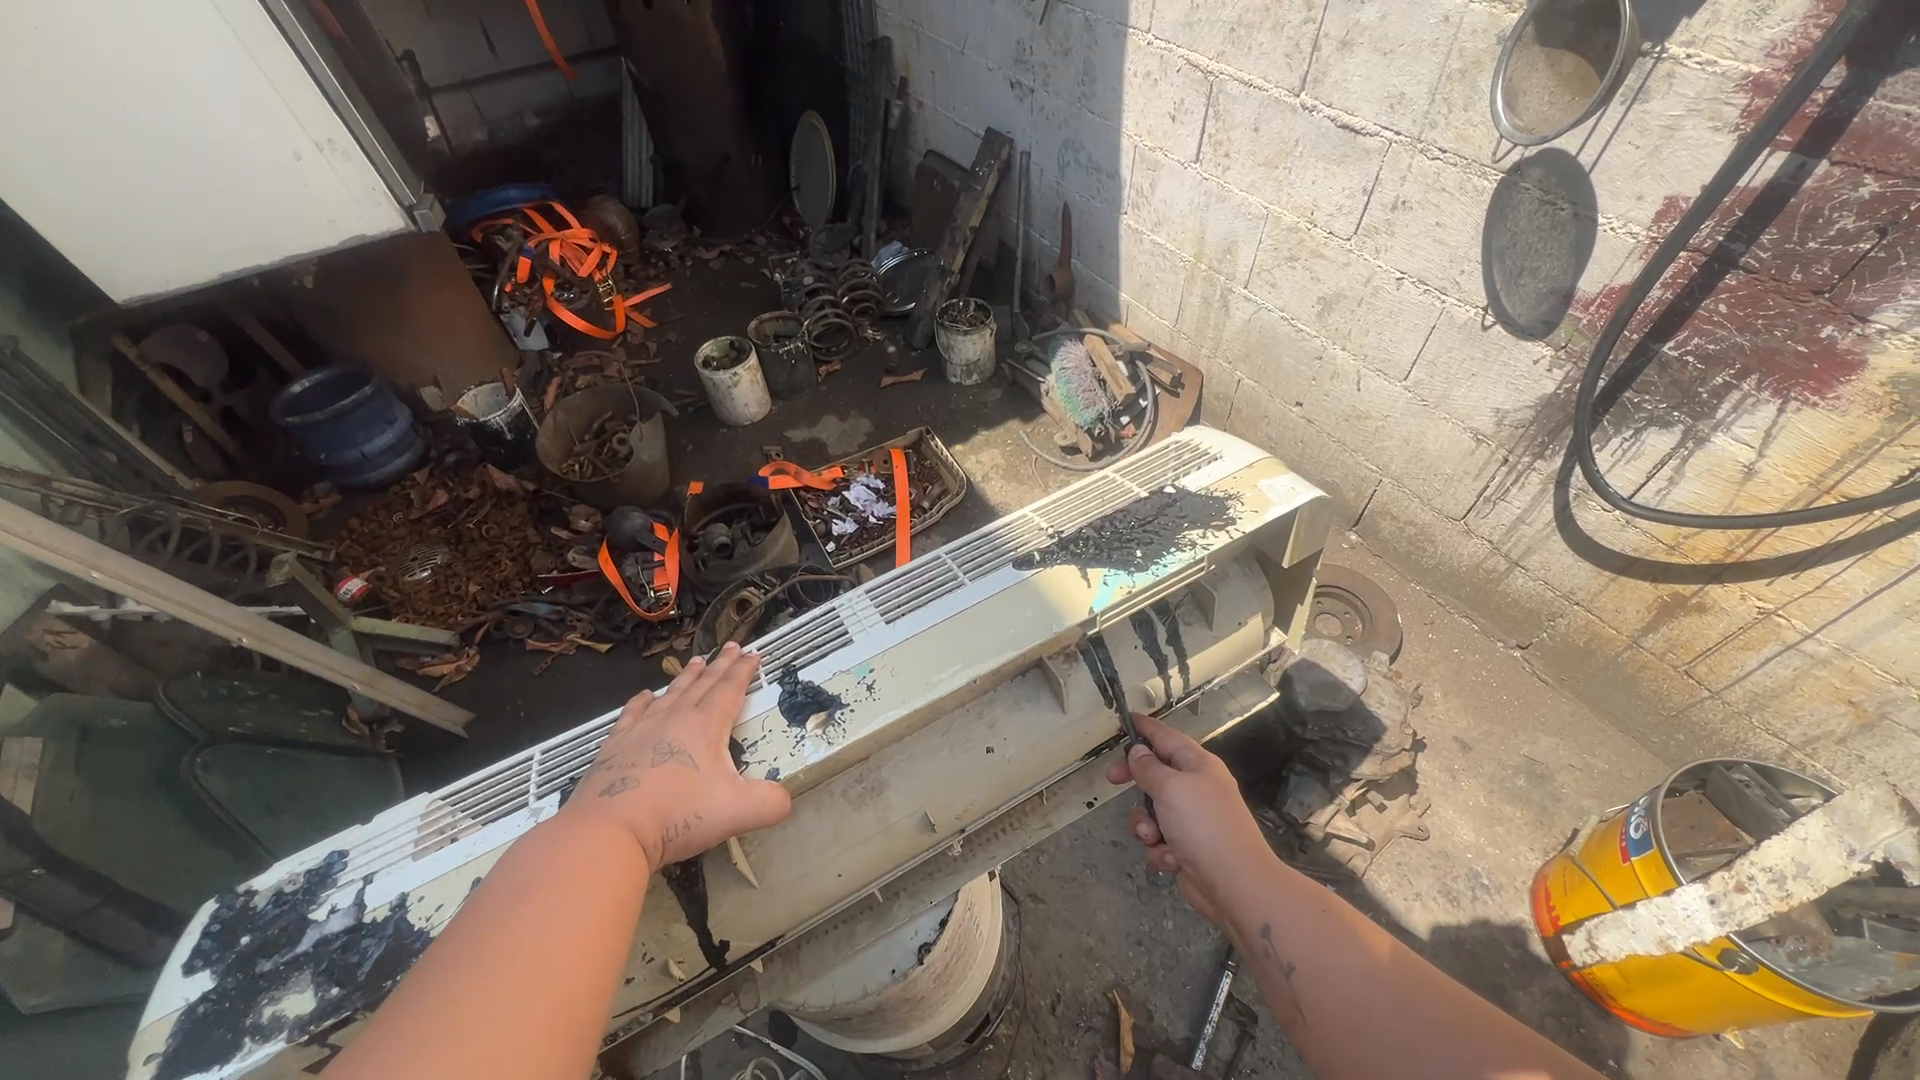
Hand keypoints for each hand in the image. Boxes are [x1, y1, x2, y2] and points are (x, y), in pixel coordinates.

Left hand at [560, 643, 791, 871]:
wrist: (609, 830)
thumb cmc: (677, 816)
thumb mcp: (738, 812)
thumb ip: (770, 803)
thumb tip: (785, 799)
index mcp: (706, 726)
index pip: (730, 688)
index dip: (744, 670)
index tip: (754, 654)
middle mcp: (675, 718)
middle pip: (703, 683)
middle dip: (721, 664)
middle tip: (732, 646)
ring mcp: (642, 729)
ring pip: (671, 693)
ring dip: (687, 676)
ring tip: (696, 661)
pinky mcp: (616, 746)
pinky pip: (633, 712)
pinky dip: (643, 700)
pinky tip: (646, 696)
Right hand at [1106, 714, 1266, 925]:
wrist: (1234, 884)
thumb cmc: (1204, 826)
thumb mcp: (1171, 788)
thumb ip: (1149, 768)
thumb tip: (1138, 752)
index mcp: (1198, 765)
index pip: (1167, 737)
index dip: (1146, 728)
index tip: (1126, 719)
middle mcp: (1196, 788)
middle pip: (1155, 774)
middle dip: (1136, 782)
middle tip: (1113, 780)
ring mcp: (1192, 820)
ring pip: (1151, 811)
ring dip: (1145, 824)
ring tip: (1154, 836)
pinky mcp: (1186, 847)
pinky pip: (1158, 839)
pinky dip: (1159, 849)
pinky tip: (1172, 858)